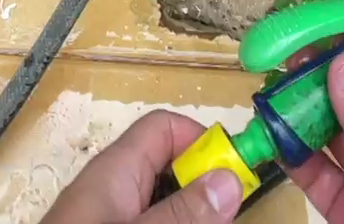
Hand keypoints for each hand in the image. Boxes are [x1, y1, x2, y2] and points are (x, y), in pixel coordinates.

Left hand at [41, 109, 242, 223]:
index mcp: (116, 169)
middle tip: (226, 218)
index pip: (165, 128)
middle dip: (200, 195)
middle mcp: (112, 189)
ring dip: (187, 215)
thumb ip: (181, 213)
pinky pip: (143, 218)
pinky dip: (164, 222)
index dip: (201, 142)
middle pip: (169, 172)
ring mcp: (110, 216)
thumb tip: (230, 179)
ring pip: (160, 205)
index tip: (234, 176)